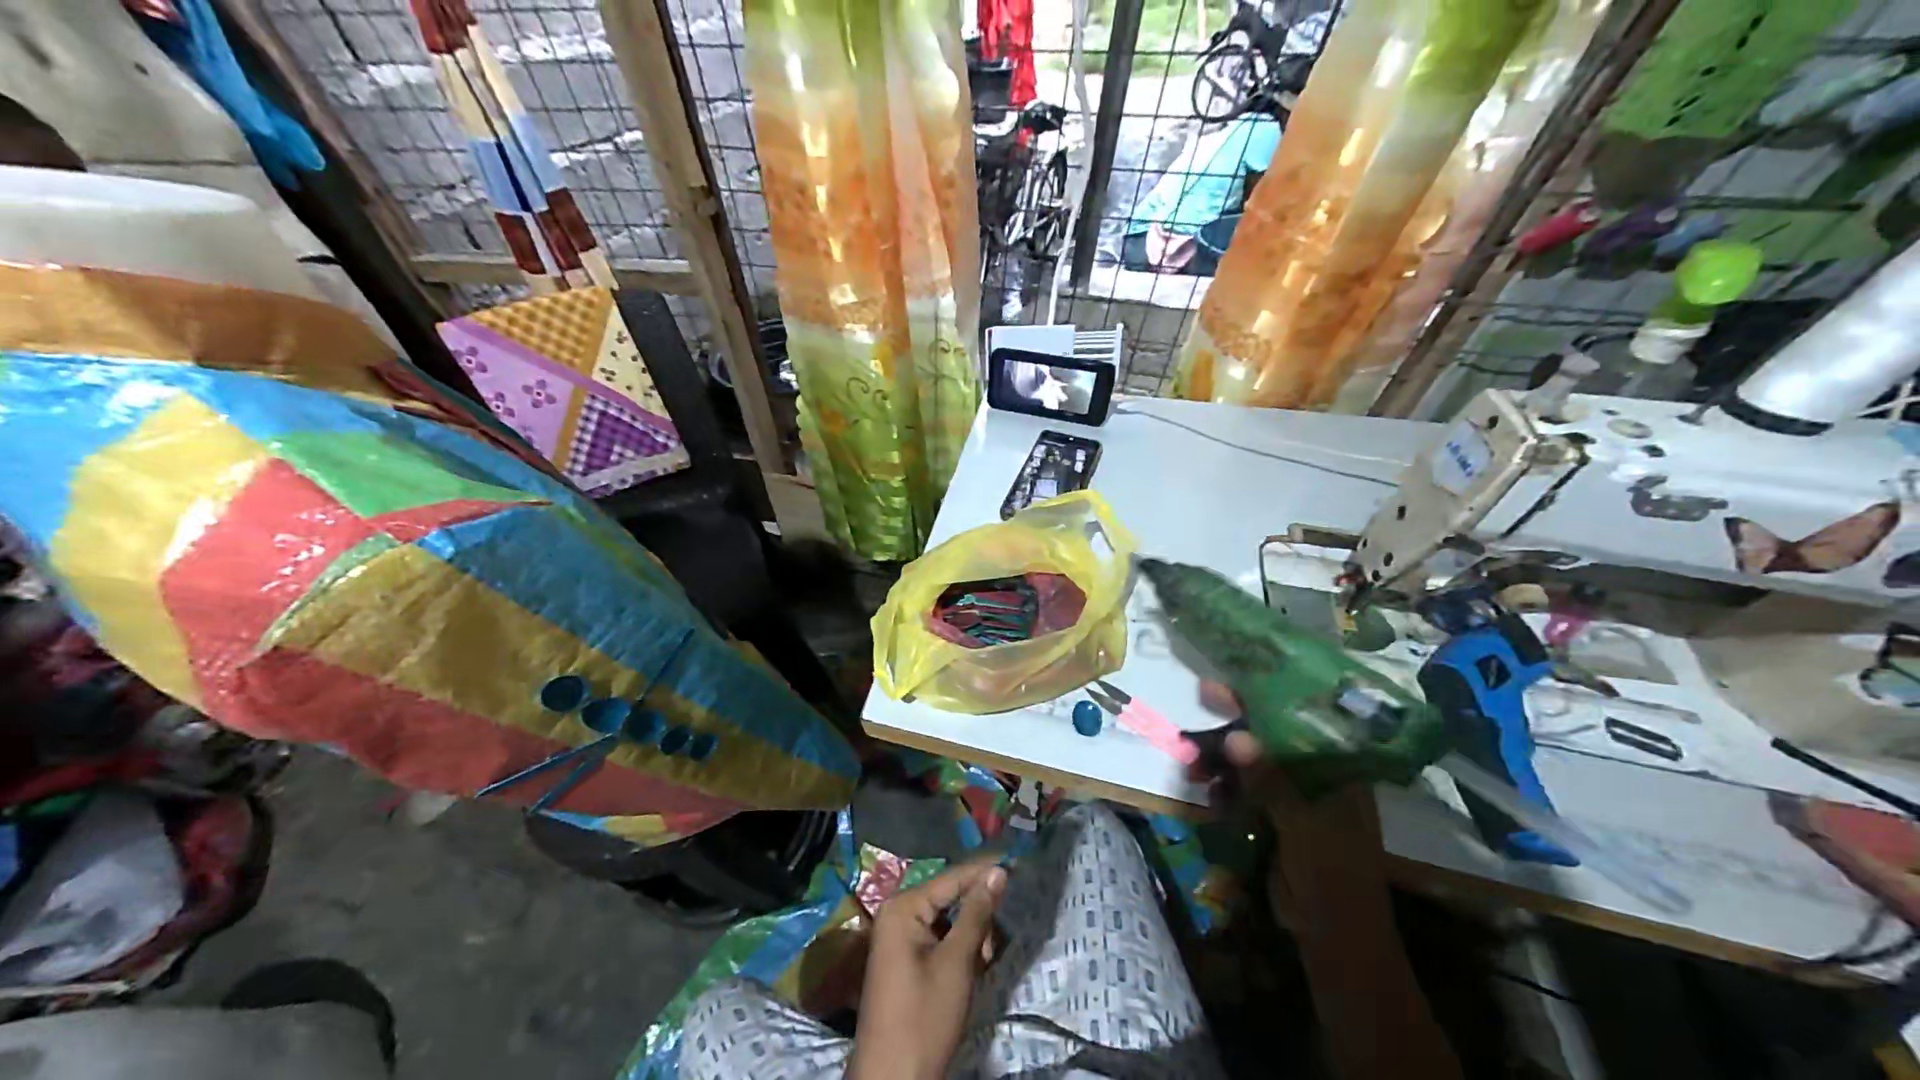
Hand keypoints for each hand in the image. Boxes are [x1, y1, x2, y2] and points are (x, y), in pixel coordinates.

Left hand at [848, 859, 1006, 1079]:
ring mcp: (899, 937)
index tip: (1017, 863)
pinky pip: (940, 939)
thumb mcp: (957, 962)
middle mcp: (897, 913)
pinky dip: (959, 951)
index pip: (952, 877)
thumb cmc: (924, 1016)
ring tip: (981, 966)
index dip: (985, 871)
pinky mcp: (905, 959)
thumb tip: (998, 871)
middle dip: (978, 918)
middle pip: (951, 898)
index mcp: (903, 907)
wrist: (892, 1078)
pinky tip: (971, 972)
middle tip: (991, 949)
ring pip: (949, 921)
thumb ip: (978, 913)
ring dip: (971, 938)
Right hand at [1197, 681, 1461, 1079]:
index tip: (1217, 688)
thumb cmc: (1334, 873)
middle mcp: (1313, 773)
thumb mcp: (1304, 822)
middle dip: (1228, 732)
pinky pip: (1240, 791)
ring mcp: (1290, 795)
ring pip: (1247, 765)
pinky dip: (1222, 790)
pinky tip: (1208, 797)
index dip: (1256, 699)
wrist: (1334, 936)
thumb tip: (1236, 735)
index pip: (1295, 719)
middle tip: (1192, 726)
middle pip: (1264, 738)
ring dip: (1218, 763)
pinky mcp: (1271, 817)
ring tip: (1192, 770)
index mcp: (1335, 767)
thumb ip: (1270, 777)